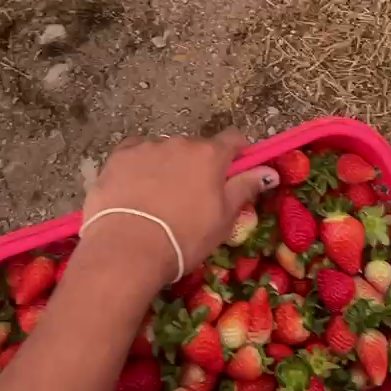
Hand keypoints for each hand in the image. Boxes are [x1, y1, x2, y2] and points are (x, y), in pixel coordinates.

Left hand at [81, 131, 276, 283]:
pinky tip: (134, 190)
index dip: (237, 153)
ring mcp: (148, 147)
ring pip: (165, 151)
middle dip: (197, 166)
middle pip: (196, 148)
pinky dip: (139, 166)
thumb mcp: (224, 219)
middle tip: (192, 198)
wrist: (127, 250)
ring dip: (168, 166)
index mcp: (210, 155)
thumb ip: (246, 188)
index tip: (235, 170)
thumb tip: (270, 171)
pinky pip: (136, 154)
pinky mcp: (119, 156)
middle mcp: (181, 142)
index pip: (234, 139)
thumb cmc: (184, 238)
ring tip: (158, 200)